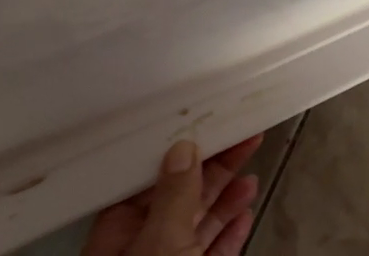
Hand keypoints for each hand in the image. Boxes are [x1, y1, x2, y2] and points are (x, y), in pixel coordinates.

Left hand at [80, 135, 264, 255]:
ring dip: (226, 197)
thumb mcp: (162, 243)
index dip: (180, 153)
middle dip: (213, 169)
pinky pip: (211, 252)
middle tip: (245, 137)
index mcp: (117, 240)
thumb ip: (173, 196)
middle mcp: (139, 253)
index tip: (211, 126)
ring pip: (197, 225)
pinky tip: (244, 214)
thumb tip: (182, 150)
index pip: (147, 183)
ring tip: (250, 173)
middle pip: (178, 199)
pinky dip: (230, 231)